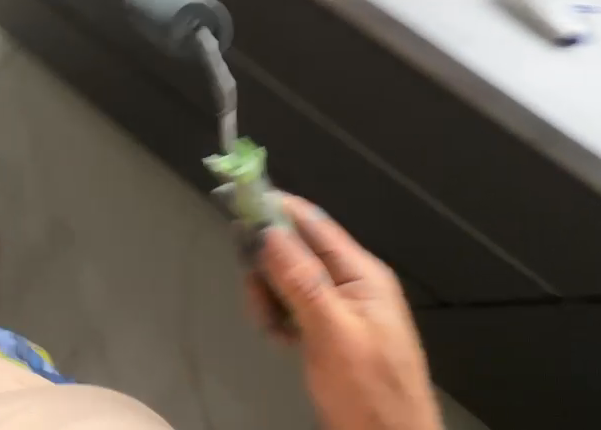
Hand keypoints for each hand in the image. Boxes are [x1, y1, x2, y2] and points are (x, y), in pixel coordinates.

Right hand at [246, 197, 440, 429]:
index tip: (231, 204)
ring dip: (268, 295)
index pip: (309, 220)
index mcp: (361, 273)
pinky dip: (276, 315)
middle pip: (292, 247)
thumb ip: (300, 279)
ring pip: (286, 275)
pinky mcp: (328, 328)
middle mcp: (351, 280)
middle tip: (256, 297)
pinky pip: (290, 303)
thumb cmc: (369, 395)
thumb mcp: (333, 335)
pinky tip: (279, 338)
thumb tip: (266, 228)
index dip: (271, 207)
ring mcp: (340, 305)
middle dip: (265, 265)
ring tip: (270, 328)